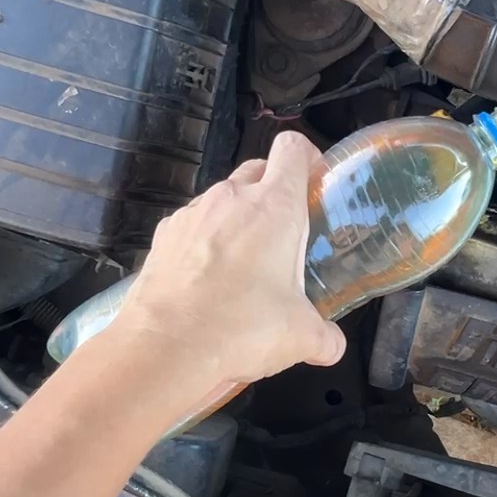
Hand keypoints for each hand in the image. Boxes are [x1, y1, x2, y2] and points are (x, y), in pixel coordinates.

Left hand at [109, 131, 346, 401]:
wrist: (165, 347)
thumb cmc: (244, 327)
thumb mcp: (301, 337)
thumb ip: (325, 337)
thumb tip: (332, 346)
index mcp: (275, 207)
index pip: (293, 149)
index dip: (307, 158)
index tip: (315, 183)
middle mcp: (232, 197)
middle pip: (258, 167)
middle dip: (274, 189)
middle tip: (286, 231)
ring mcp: (193, 213)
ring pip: (223, 197)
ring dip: (238, 217)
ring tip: (244, 263)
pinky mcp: (164, 235)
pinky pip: (194, 224)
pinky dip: (206, 240)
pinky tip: (208, 280)